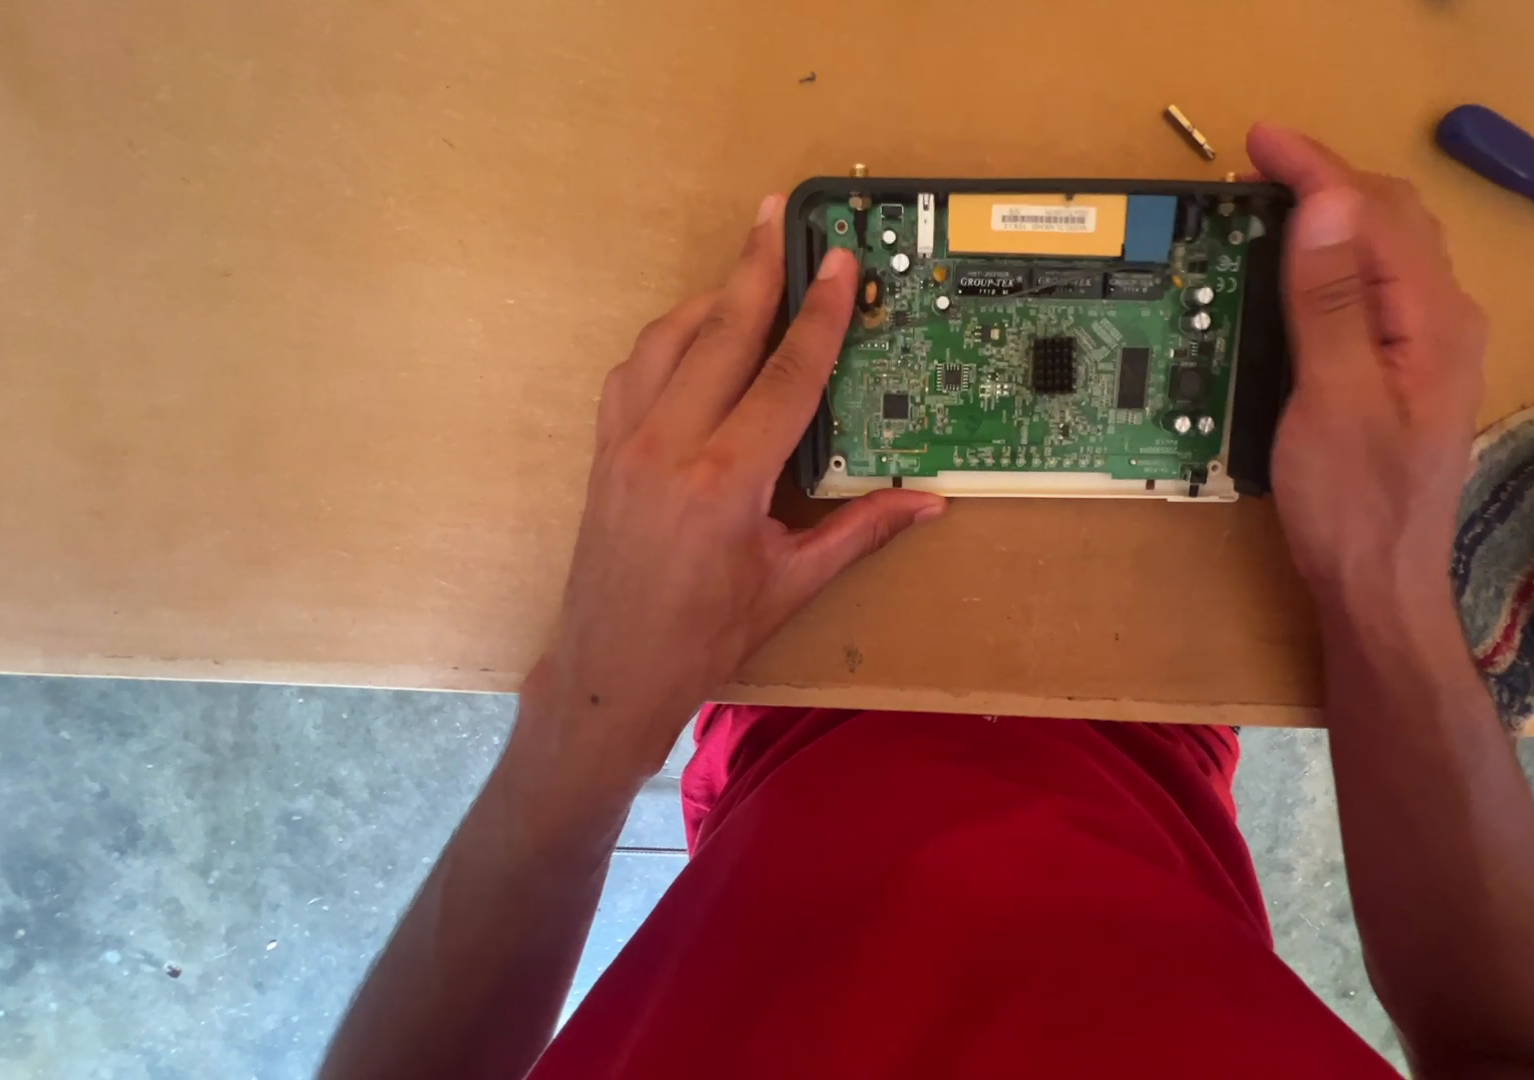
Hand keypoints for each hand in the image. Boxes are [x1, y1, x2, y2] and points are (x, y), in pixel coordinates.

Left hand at [514, 195, 945, 817]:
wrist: (612, 669)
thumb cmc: (708, 635)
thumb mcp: (793, 583)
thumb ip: (862, 530)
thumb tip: (929, 503)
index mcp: (726, 480)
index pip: (787, 376)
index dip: (821, 316)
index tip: (840, 264)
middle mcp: (670, 443)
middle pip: (723, 331)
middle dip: (757, 267)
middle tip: (779, 211)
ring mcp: (627, 438)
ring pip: (670, 338)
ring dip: (714, 296)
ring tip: (748, 270)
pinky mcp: (605, 446)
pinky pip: (637, 366)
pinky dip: (672, 336)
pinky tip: (696, 335)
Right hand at [1246, 126, 1485, 608]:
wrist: (1376, 582)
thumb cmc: (1351, 504)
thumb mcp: (1333, 401)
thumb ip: (1330, 304)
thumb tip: (1323, 207)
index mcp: (1432, 320)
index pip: (1374, 214)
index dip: (1316, 170)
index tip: (1258, 144)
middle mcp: (1440, 322)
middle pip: (1389, 222)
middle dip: (1324, 185)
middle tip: (1255, 177)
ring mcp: (1424, 349)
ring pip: (1381, 255)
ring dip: (1328, 221)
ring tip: (1270, 211)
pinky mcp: (1399, 373)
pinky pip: (1369, 293)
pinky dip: (1329, 266)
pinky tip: (1296, 275)